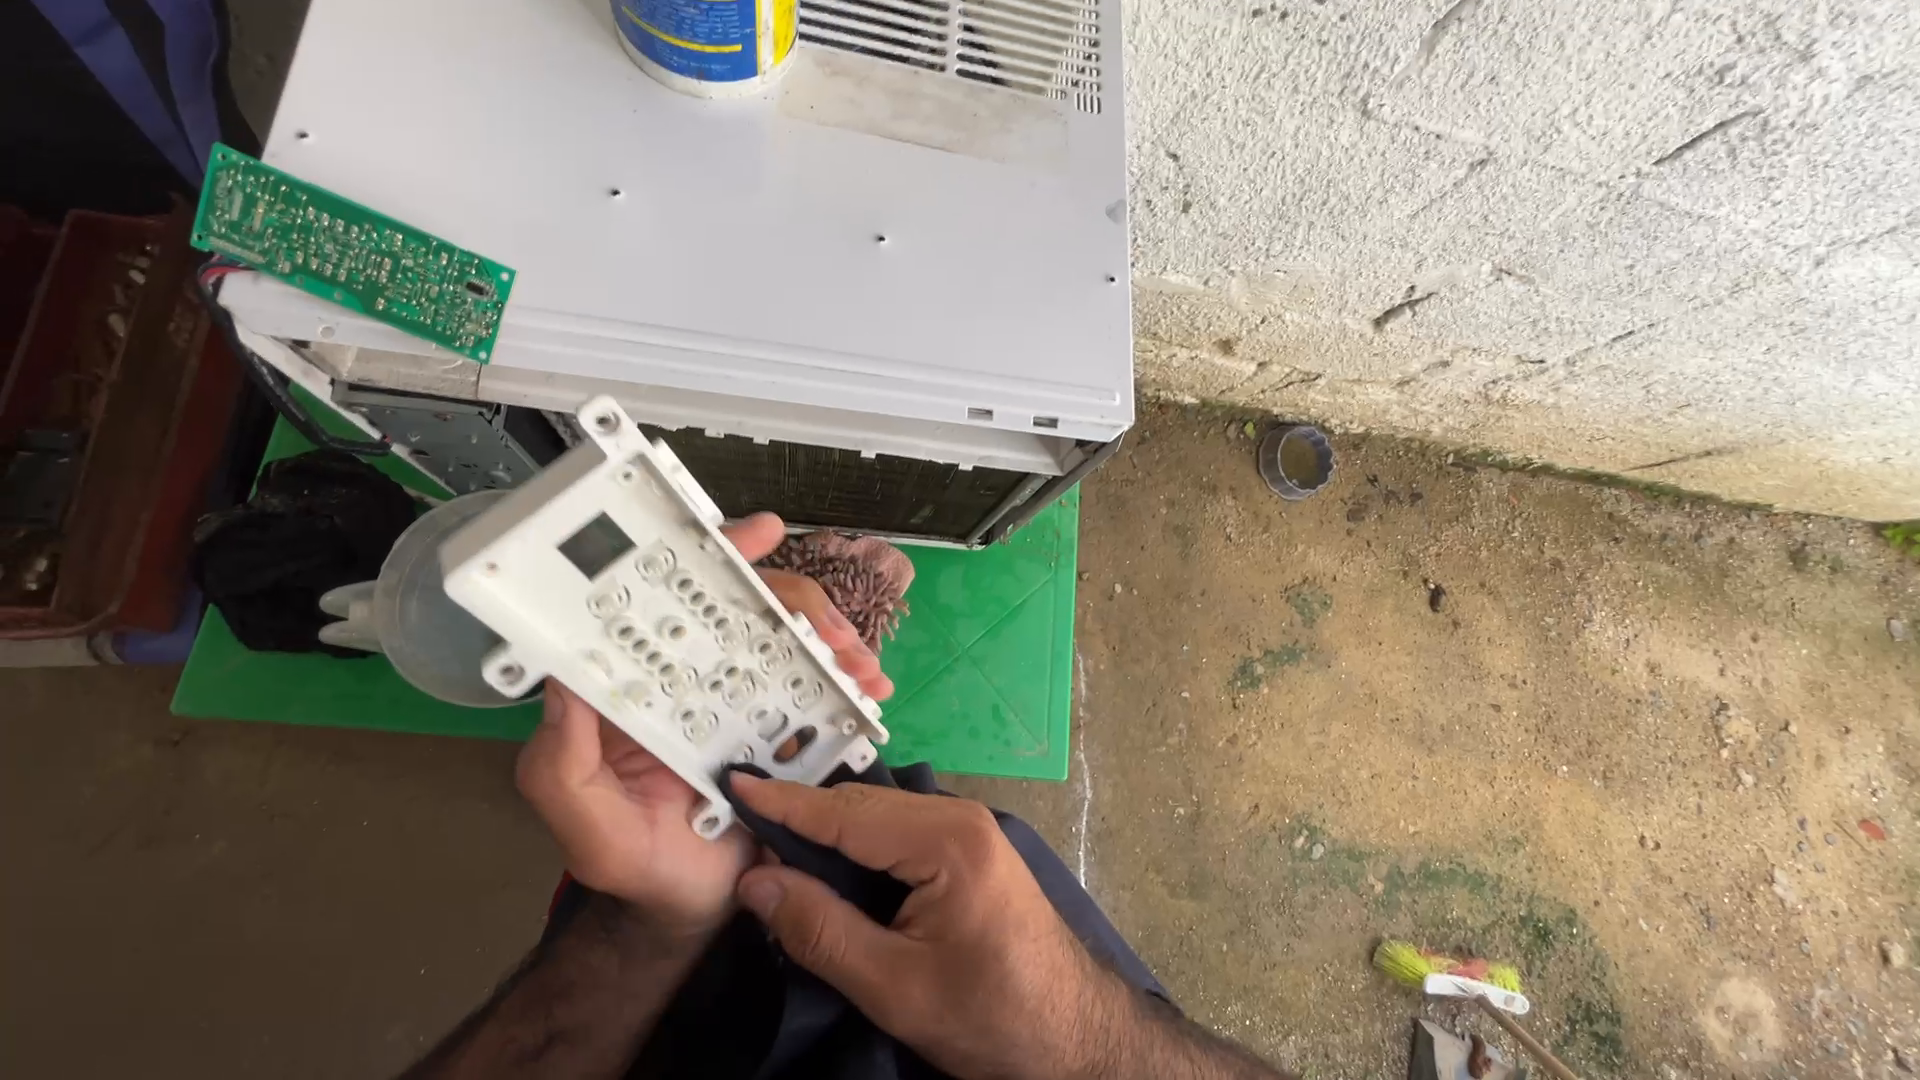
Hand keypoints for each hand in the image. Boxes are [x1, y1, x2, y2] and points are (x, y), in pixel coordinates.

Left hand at [514, 513, 892, 935]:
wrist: (693, 911)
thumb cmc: (635, 862)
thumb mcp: (584, 822)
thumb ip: (562, 764)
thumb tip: (566, 681)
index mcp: (648, 688)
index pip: (674, 605)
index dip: (714, 559)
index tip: (760, 535)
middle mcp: (699, 681)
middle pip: (754, 612)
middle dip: (802, 605)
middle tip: (836, 633)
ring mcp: (747, 703)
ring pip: (795, 646)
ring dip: (836, 644)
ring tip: (863, 669)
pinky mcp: (786, 731)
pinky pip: (821, 693)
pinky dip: (850, 685)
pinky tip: (871, 693)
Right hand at [729, 774, 1119, 1079]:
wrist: (1072, 1033)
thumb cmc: (990, 1015)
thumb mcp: (896, 987)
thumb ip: (821, 930)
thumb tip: (756, 881)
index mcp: (947, 840)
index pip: (847, 812)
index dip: (785, 802)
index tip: (734, 785)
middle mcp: (958, 816)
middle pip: (862, 806)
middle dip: (803, 817)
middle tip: (744, 833)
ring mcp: (967, 828)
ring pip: (878, 816)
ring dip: (828, 830)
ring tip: (775, 847)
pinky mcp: (967, 847)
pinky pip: (898, 831)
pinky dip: (857, 843)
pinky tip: (830, 863)